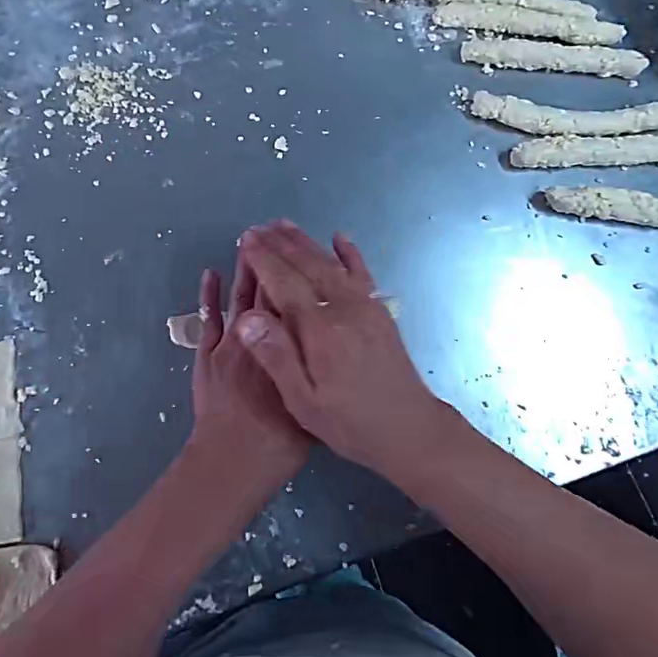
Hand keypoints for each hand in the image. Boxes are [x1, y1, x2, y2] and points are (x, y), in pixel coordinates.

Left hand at [186, 255, 310, 491]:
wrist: (235, 457)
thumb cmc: (281, 436)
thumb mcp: (313, 398)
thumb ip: (317, 363)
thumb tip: (328, 336)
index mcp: (287, 343)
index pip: (291, 297)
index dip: (292, 269)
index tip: (292, 243)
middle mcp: (259, 334)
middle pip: (264, 288)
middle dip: (267, 259)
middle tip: (268, 229)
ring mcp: (229, 341)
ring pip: (238, 295)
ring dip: (242, 268)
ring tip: (245, 240)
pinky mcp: (207, 353)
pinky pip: (208, 316)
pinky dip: (208, 294)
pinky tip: (209, 272)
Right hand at [229, 223, 464, 485]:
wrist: (411, 431)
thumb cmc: (350, 423)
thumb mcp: (304, 401)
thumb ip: (276, 356)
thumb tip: (247, 317)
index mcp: (320, 330)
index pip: (284, 283)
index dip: (263, 259)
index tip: (246, 240)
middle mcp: (343, 309)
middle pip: (306, 266)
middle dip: (279, 244)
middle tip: (256, 228)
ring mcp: (365, 306)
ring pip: (329, 264)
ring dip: (304, 242)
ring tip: (282, 225)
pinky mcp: (379, 310)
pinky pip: (362, 273)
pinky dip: (349, 253)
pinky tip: (339, 237)